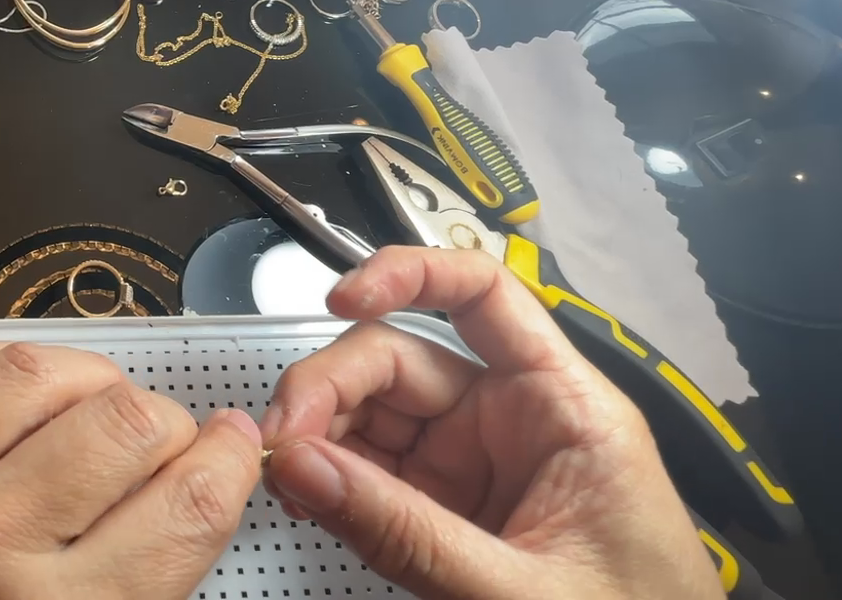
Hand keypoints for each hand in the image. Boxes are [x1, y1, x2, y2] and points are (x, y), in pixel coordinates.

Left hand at [0, 339, 263, 599]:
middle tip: (162, 437)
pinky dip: (9, 367)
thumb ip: (149, 558)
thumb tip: (211, 454)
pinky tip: (23, 394)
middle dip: (165, 423)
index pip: (181, 511)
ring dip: (90, 379)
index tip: (233, 444)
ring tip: (95, 406)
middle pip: (120, 425)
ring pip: (38, 370)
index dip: (227, 466)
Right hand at [260, 246, 722, 599]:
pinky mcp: (433, 495)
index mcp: (560, 408)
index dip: (409, 274)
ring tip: (283, 478)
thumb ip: (410, 534)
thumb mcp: (527, 596)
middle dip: (327, 386)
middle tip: (282, 437)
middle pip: (395, 355)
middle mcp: (503, 414)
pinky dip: (321, 469)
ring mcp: (462, 455)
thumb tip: (296, 465)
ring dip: (315, 430)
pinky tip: (303, 494)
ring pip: (365, 403)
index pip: (482, 295)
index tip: (342, 299)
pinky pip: (360, 457)